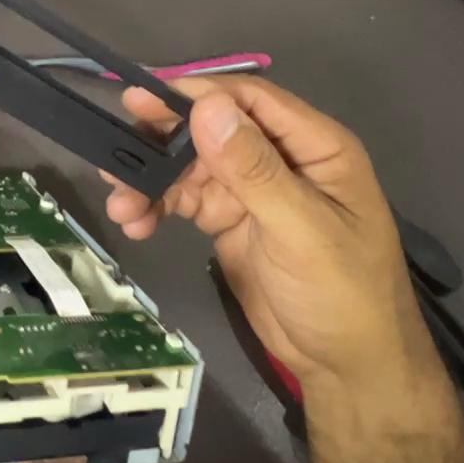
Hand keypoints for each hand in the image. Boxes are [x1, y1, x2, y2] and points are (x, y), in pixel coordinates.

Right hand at [103, 77, 440, 397]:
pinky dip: (156, 207)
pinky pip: (184, 199)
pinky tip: (135, 224)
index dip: (198, 94)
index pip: (250, 101)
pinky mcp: (229, 219)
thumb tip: (206, 106)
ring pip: (189, 166)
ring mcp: (251, 190)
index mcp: (313, 147)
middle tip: (116, 142)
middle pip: (211, 129)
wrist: (347, 368)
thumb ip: (253, 169)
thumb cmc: (343, 294)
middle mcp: (279, 158)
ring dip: (151, 181)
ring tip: (119, 204)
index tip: (145, 98)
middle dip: (163, 138)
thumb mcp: (301, 229)